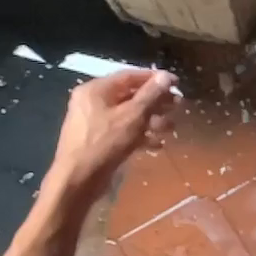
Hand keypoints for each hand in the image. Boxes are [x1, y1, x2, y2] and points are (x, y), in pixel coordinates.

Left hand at [46, 69, 177, 201]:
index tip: (176, 83)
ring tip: (171, 128)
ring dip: (151, 120)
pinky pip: (122, 131)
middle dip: (155, 101)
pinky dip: (140, 135)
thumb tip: (166, 76)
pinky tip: (157, 145)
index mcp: (97, 90)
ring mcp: (94, 122)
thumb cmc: (105, 143)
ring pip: (128, 115)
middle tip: (177, 105)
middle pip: (130, 95)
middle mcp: (93, 102)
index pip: (130, 76)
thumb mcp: (132, 117)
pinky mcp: (98, 140)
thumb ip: (151, 95)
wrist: (78, 179)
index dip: (155, 79)